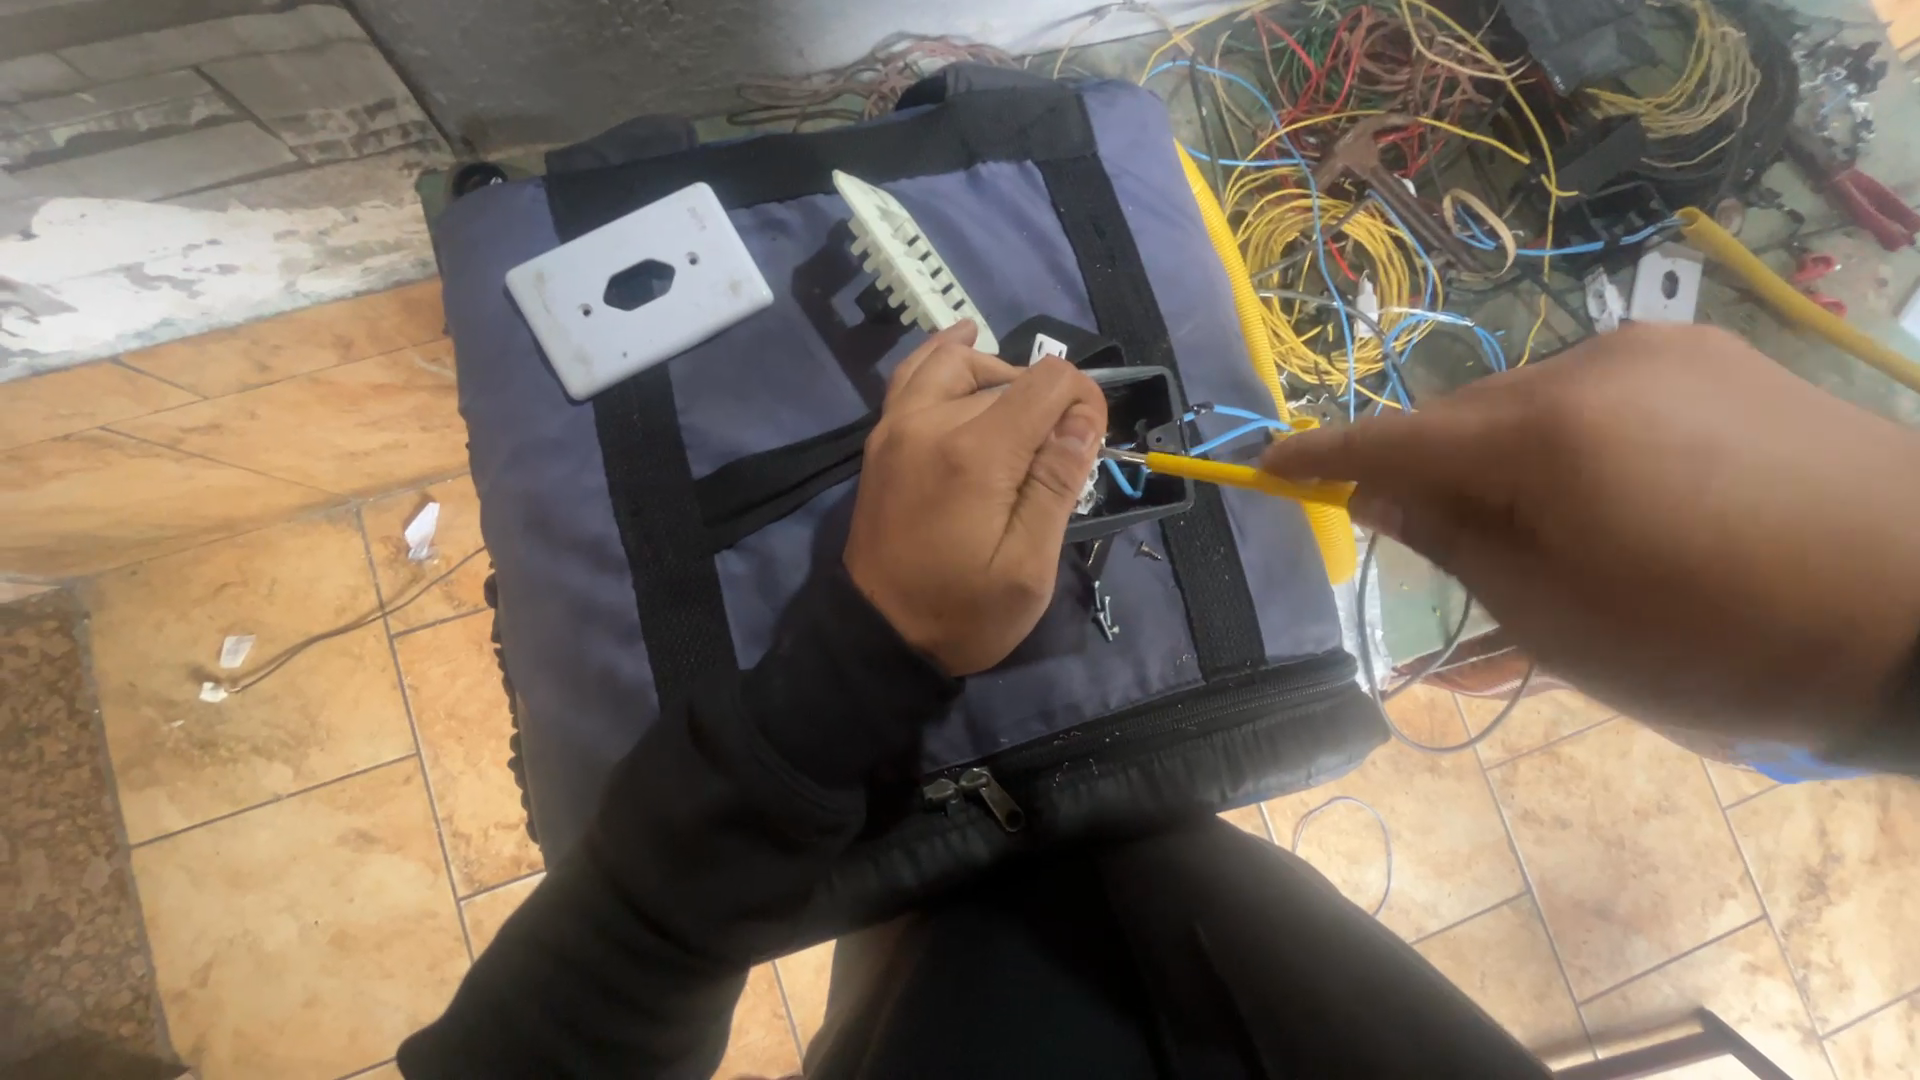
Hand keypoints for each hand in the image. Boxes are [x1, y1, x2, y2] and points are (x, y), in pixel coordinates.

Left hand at [845, 323, 1107, 675]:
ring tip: (1021, 408)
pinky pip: (912, 375)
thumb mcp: (1028, 567)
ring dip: (997, 374)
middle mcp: (930, 422)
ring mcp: (897, 426)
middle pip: (1007, 376)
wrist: (879, 634)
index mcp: (975, 453)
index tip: (1089, 442)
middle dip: (1045, 401)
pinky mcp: (881, 439)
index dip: (1082, 401)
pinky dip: (943, 357)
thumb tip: (1083, 419)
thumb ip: (1057, 484)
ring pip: (955, 363)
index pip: (1047, 383)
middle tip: (1058, 452)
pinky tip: (965, 349)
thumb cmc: (963, 612)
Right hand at [1261, 323, 1919, 741]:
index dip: (1318, 455)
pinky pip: (1588, 400)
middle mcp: (1590, 367)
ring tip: (1515, 530)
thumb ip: (1447, 540)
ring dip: (1491, 462)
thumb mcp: (1549, 615)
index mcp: (1542, 434)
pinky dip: (1555, 446)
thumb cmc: (1717, 641)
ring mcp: (1661, 354)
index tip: (1264, 465)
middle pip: (1455, 418)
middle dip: (1422, 472)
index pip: (1391, 440)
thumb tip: (1378, 495)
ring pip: (1519, 406)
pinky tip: (1581, 497)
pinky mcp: (1717, 361)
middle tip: (1413, 534)